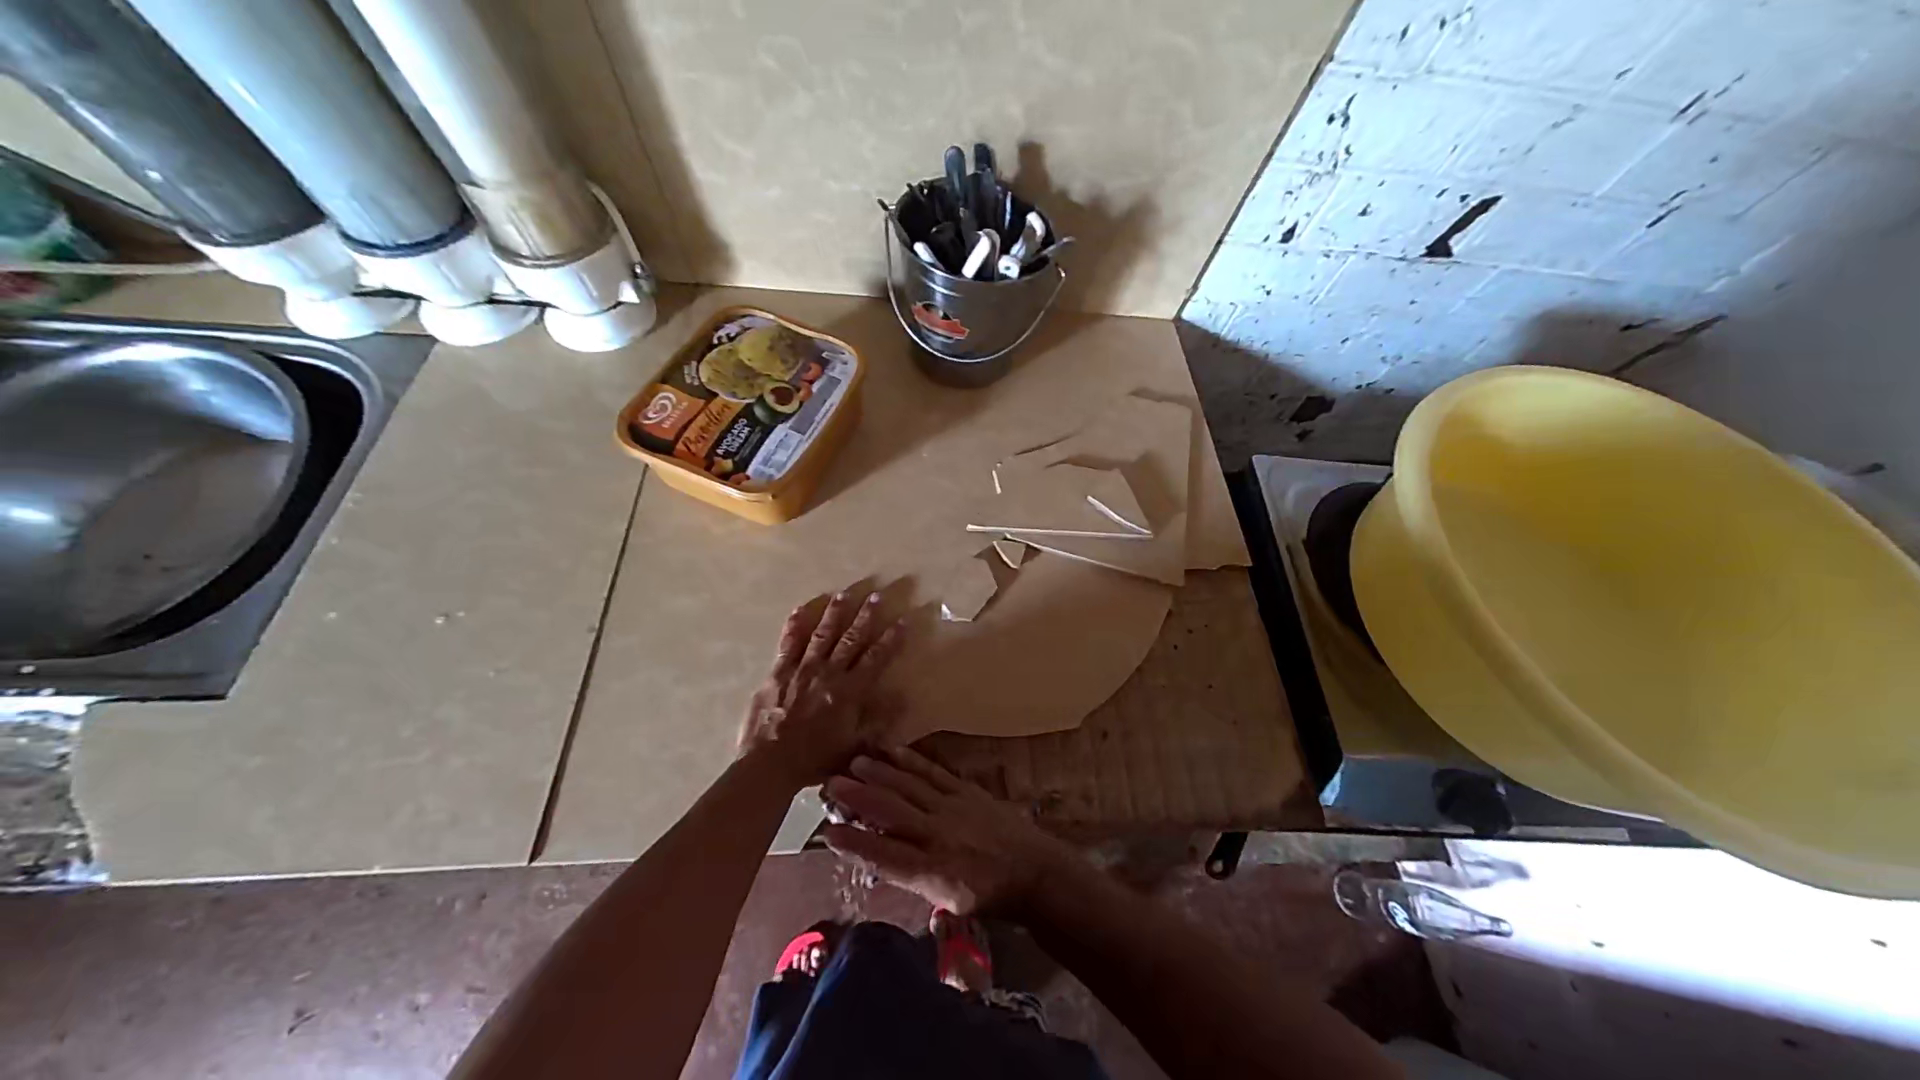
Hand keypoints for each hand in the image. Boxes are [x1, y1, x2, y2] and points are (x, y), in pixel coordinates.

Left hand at [737, 586, 905, 789]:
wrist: (770, 764)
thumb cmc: (816, 759)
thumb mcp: (855, 745)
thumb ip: (879, 720)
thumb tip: (902, 696)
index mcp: (850, 691)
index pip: (876, 658)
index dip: (891, 638)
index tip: (903, 619)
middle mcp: (828, 673)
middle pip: (851, 639)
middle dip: (865, 616)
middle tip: (876, 595)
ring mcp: (801, 669)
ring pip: (822, 635)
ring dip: (834, 613)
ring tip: (844, 594)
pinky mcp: (778, 672)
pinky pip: (788, 644)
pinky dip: (795, 626)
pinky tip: (801, 610)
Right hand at [822, 746, 1074, 915]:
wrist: (1035, 870)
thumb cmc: (989, 895)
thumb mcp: (949, 902)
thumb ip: (914, 879)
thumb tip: (880, 861)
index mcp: (933, 872)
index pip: (885, 856)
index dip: (854, 844)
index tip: (828, 832)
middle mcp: (939, 836)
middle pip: (892, 812)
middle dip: (858, 797)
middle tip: (830, 784)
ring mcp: (953, 808)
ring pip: (909, 787)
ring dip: (880, 773)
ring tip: (853, 762)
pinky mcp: (966, 791)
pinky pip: (933, 772)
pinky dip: (911, 761)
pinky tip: (892, 751)